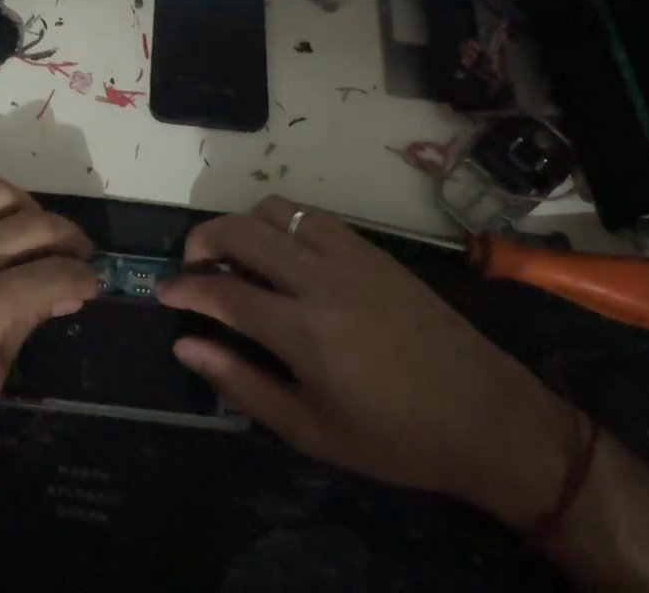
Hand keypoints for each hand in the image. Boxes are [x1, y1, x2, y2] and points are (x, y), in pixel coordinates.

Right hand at [157, 196, 579, 524]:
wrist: (486, 417)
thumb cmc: (393, 437)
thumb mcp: (310, 430)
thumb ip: (241, 383)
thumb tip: (184, 344)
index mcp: (304, 332)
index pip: (223, 291)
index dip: (184, 288)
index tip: (162, 292)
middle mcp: (322, 280)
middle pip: (242, 231)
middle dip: (202, 240)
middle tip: (192, 267)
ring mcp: (352, 257)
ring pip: (277, 210)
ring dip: (243, 225)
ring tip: (237, 257)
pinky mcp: (374, 251)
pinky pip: (314, 216)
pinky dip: (284, 223)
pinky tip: (284, 254)